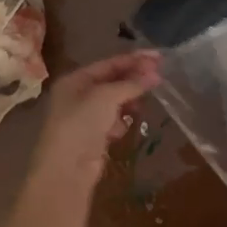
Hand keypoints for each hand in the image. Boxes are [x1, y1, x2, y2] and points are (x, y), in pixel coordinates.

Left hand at [30, 52, 162, 182]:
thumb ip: (130, 84)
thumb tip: (155, 74)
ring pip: (114, 102)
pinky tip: (125, 126)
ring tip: (145, 101)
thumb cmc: (81, 124)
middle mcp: (78, 96)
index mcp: (74, 80)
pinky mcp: (93, 137)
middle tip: (160, 76)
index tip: (159, 57)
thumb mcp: (106, 97)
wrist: (66, 169)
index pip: (108, 63)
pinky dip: (121, 122)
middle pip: (112, 81)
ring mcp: (85, 117)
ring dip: (129, 100)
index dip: (134, 59)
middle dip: (134, 79)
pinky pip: (113, 121)